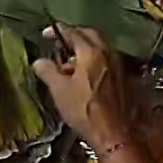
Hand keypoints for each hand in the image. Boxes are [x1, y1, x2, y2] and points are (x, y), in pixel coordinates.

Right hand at [31, 23, 130, 144]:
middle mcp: (108, 53)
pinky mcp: (124, 77)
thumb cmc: (83, 110)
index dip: (58, 31)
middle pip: (90, 35)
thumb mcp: (59, 90)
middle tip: (61, 43)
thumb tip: (39, 61)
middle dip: (75, 35)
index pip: (73, 33)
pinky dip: (94, 60)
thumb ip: (48, 71)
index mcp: (90, 53)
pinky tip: (86, 74)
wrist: (114, 132)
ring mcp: (119, 64)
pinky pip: (107, 60)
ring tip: (70, 61)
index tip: (46, 33)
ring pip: (100, 47)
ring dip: (85, 48)